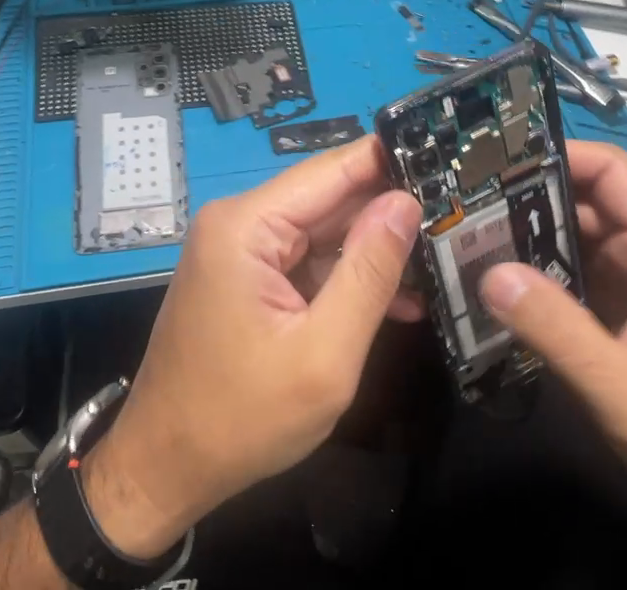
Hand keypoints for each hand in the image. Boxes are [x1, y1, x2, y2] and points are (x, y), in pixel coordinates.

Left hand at [82, 137, 421, 557]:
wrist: (167, 466)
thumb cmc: (242, 418)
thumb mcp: (324, 353)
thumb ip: (368, 273)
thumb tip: (405, 203)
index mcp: (246, 225)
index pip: (333, 169)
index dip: (391, 163)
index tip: (448, 159)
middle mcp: (238, 222)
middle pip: (330, 198)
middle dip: (390, 212)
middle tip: (459, 222)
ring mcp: (240, 250)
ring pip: (324, 231)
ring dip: (375, 252)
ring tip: (442, 267)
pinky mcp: (246, 277)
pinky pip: (307, 262)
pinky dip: (347, 278)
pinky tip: (399, 301)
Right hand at [478, 141, 626, 564]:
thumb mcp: (623, 386)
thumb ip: (557, 328)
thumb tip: (490, 272)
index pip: (611, 171)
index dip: (555, 155)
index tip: (492, 162)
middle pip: (585, 197)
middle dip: (525, 195)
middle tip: (461, 202)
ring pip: (574, 233)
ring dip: (524, 232)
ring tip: (463, 233)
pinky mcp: (623, 306)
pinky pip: (573, 269)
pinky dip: (535, 269)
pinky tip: (492, 276)